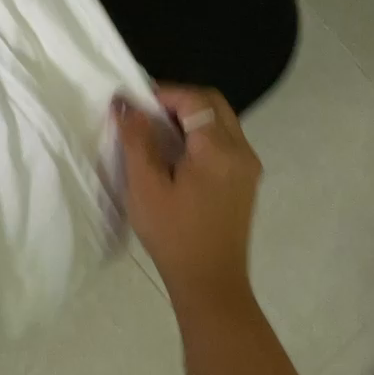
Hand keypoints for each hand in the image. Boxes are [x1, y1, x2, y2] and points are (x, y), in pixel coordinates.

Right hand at [115, 83, 262, 313]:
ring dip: (187, 116)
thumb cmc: (172, 232)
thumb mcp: (144, 184)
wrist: (209, 280)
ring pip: (220, 121)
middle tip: (142, 113)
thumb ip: (137, 139)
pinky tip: (172, 154)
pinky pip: (223, 140)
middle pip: (213, 104)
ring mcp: (247, 167)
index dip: (162, 94)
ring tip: (153, 132)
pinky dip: (198, 134)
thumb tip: (126, 105)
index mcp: (219, 150)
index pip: (195, 100)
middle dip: (177, 100)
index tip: (131, 105)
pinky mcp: (244, 180)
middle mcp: (242, 152)